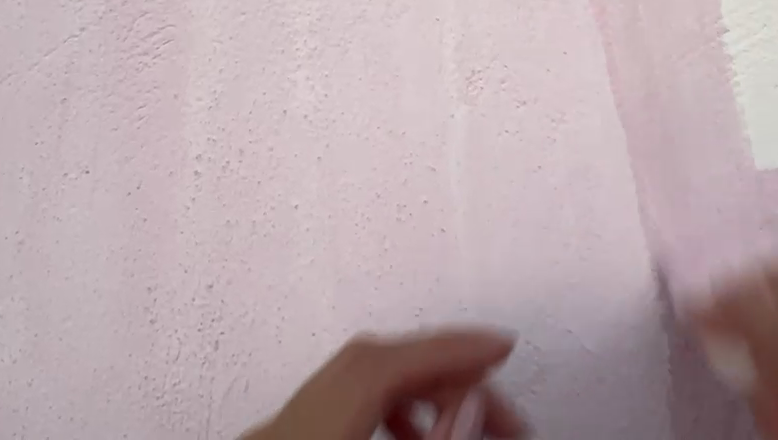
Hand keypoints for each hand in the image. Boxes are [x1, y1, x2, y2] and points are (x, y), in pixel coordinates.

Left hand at [241, 328, 528, 439]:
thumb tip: (469, 406)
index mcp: (311, 435)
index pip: (382, 368)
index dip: (447, 348)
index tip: (498, 346)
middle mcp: (285, 426)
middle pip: (373, 368)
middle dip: (444, 379)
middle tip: (500, 414)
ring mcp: (278, 432)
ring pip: (356, 384)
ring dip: (418, 394)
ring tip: (465, 424)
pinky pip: (341, 406)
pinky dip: (385, 410)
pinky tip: (412, 437)